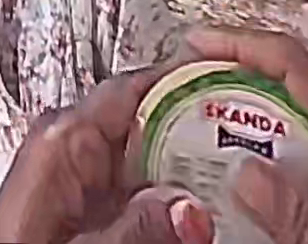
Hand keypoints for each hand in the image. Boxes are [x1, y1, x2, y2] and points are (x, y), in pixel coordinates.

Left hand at [0, 68, 213, 243]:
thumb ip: (138, 227)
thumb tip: (194, 208)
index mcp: (64, 135)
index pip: (131, 88)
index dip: (178, 80)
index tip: (222, 79)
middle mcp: (71, 143)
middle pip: (144, 122)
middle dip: (191, 131)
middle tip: (243, 139)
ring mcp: (77, 175)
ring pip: (143, 160)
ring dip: (181, 171)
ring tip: (231, 175)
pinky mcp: (81, 205)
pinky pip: (131, 190)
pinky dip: (161, 199)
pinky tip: (193, 213)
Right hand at [186, 28, 307, 243]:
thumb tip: (244, 170)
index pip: (299, 66)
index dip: (243, 44)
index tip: (195, 42)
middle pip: (298, 80)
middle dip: (242, 72)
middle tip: (191, 81)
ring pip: (307, 111)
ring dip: (258, 105)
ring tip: (210, 112)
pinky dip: (282, 137)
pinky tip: (259, 160)